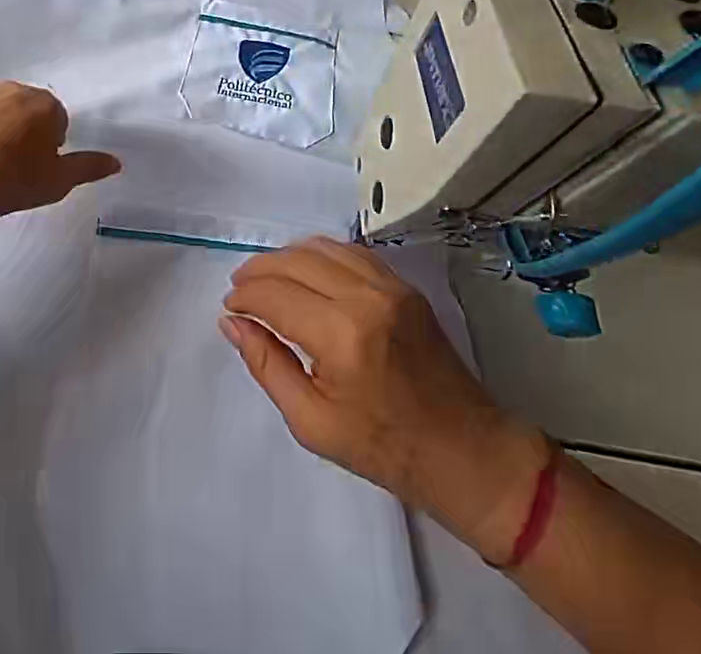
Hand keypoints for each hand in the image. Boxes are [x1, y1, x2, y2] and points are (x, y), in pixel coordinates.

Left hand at [0, 82, 120, 253]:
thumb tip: (115, 162)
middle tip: (13, 168)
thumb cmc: (8, 182)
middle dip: (24, 133)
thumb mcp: (56, 182)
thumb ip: (87, 168)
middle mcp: (11, 90)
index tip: (36, 168)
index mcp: (44, 105)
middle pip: (27, 110)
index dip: (49, 147)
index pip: (58, 120)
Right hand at [220, 237, 551, 560]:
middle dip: (256, 272)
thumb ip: (266, 364)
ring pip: (320, 248)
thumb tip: (232, 323)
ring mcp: (391, 288)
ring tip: (266, 280)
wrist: (469, 453)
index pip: (273, 294)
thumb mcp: (310, 420)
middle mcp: (366, 299)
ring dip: (284, 259)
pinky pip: (350, 252)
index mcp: (341, 336)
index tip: (231, 311)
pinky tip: (304, 274)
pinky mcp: (405, 288)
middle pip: (293, 261)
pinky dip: (318, 255)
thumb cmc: (384, 447)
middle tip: (240, 292)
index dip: (243, 298)